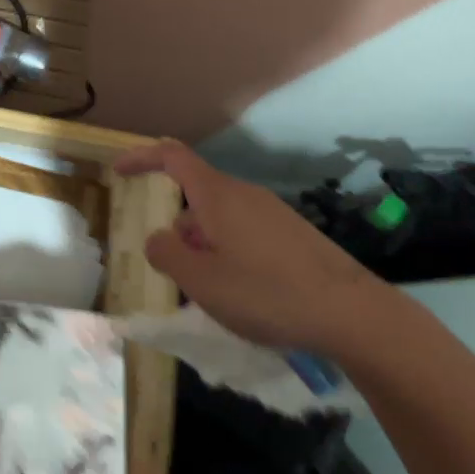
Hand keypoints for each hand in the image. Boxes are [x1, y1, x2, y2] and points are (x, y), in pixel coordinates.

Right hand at [115, 139, 402, 356]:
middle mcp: (246, 196)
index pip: (172, 157)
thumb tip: (158, 239)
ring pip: (223, 221)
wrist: (355, 316)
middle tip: (178, 275)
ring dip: (206, 249)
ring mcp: (275, 215)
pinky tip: (247, 297)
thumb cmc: (267, 294)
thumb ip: (166, 255)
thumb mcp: (201, 281)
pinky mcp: (297, 238)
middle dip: (180, 232)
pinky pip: (248, 236)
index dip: (141, 158)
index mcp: (218, 196)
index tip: (119, 172)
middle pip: (198, 198)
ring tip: (214, 295)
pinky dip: (232, 256)